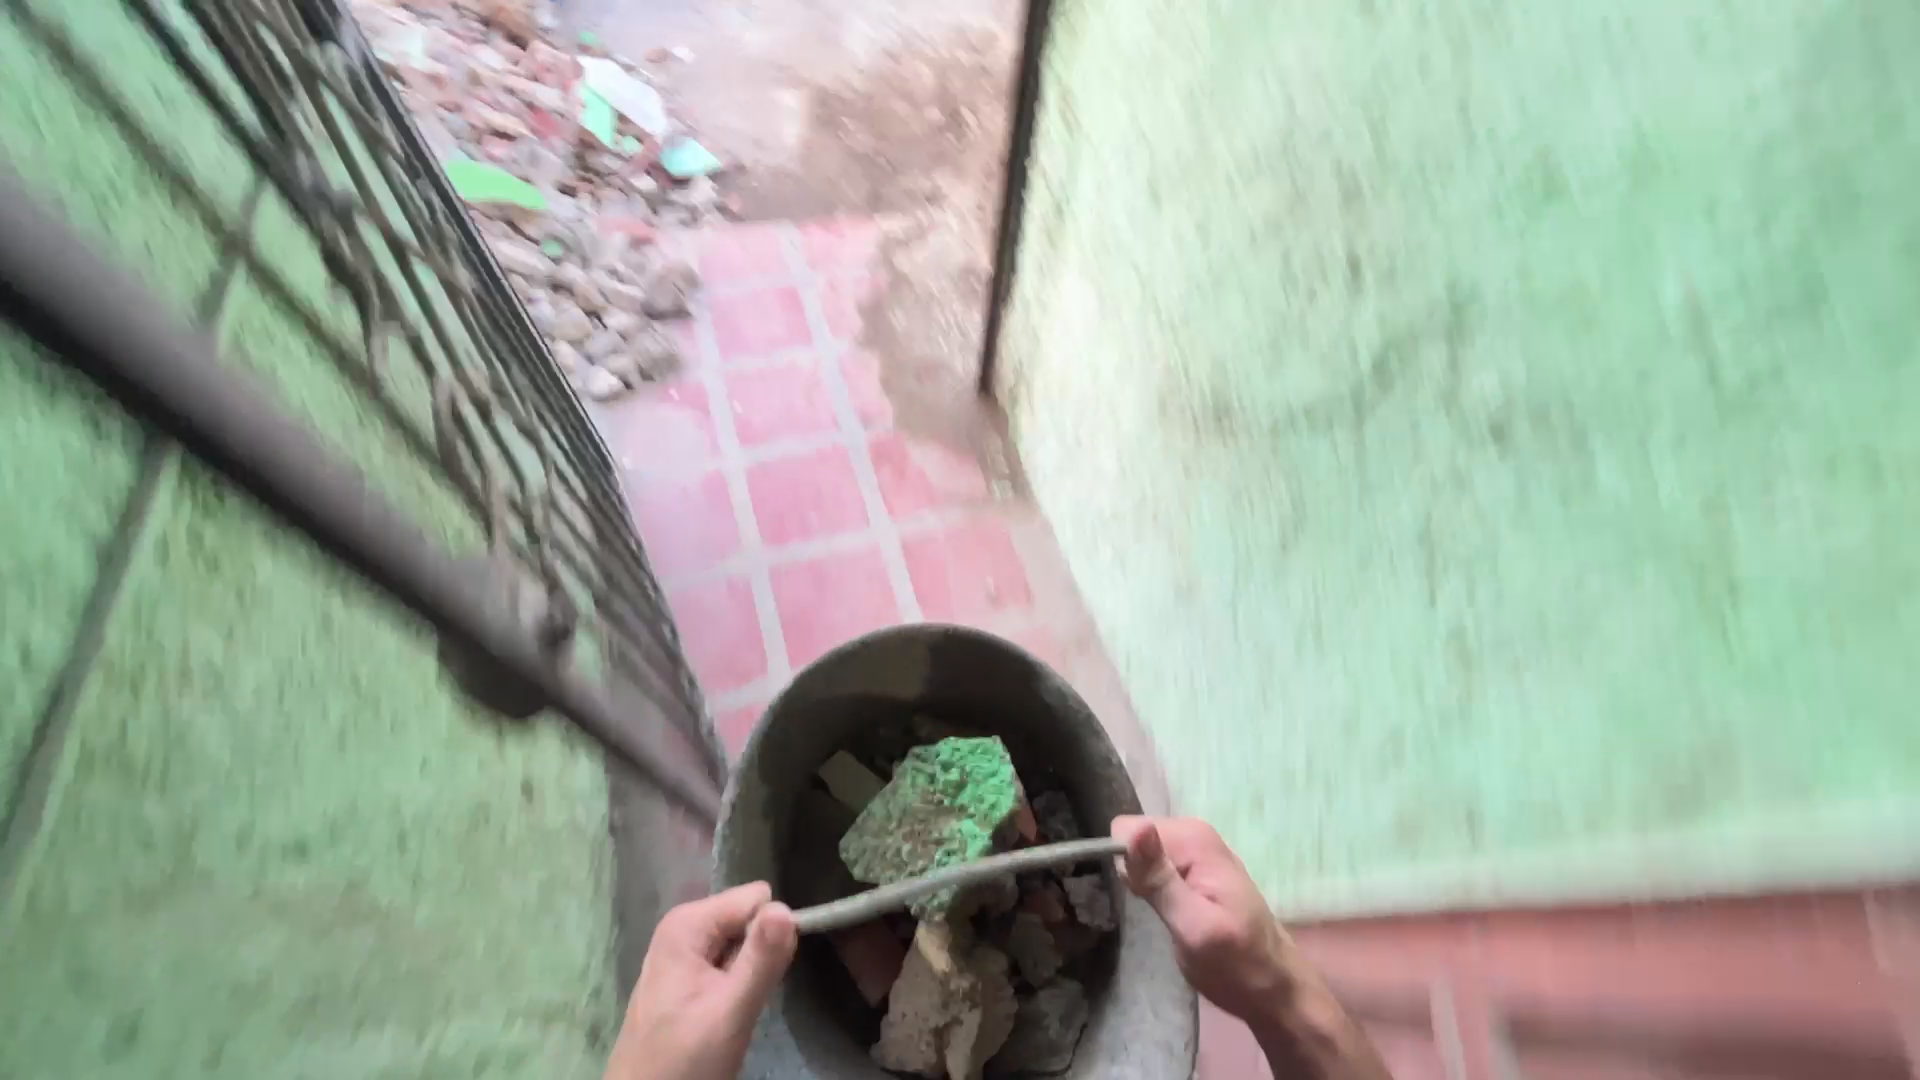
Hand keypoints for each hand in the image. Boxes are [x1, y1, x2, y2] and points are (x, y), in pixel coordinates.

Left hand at [604, 882, 797, 1079]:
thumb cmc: (681, 1067)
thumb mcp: (730, 1014)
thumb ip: (761, 959)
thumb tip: (787, 907)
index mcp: (688, 923)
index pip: (757, 899)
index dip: (770, 936)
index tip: (762, 977)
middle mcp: (683, 926)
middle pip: (749, 918)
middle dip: (759, 955)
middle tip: (743, 999)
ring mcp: (683, 952)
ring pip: (743, 942)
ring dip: (749, 974)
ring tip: (733, 1011)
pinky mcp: (687, 976)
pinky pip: (730, 962)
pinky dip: (736, 986)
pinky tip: (723, 1015)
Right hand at [1110, 816, 1295, 1022]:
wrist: (1276, 990)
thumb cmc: (1237, 963)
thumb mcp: (1193, 926)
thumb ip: (1159, 878)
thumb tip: (1134, 829)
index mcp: (1193, 837)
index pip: (1126, 828)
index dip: (1127, 865)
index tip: (1144, 898)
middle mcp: (1193, 832)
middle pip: (1133, 837)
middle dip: (1136, 873)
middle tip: (1162, 910)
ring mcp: (1195, 848)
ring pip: (1141, 852)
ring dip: (1144, 883)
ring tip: (1169, 913)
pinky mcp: (1194, 866)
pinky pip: (1154, 864)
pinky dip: (1153, 886)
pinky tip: (1171, 909)